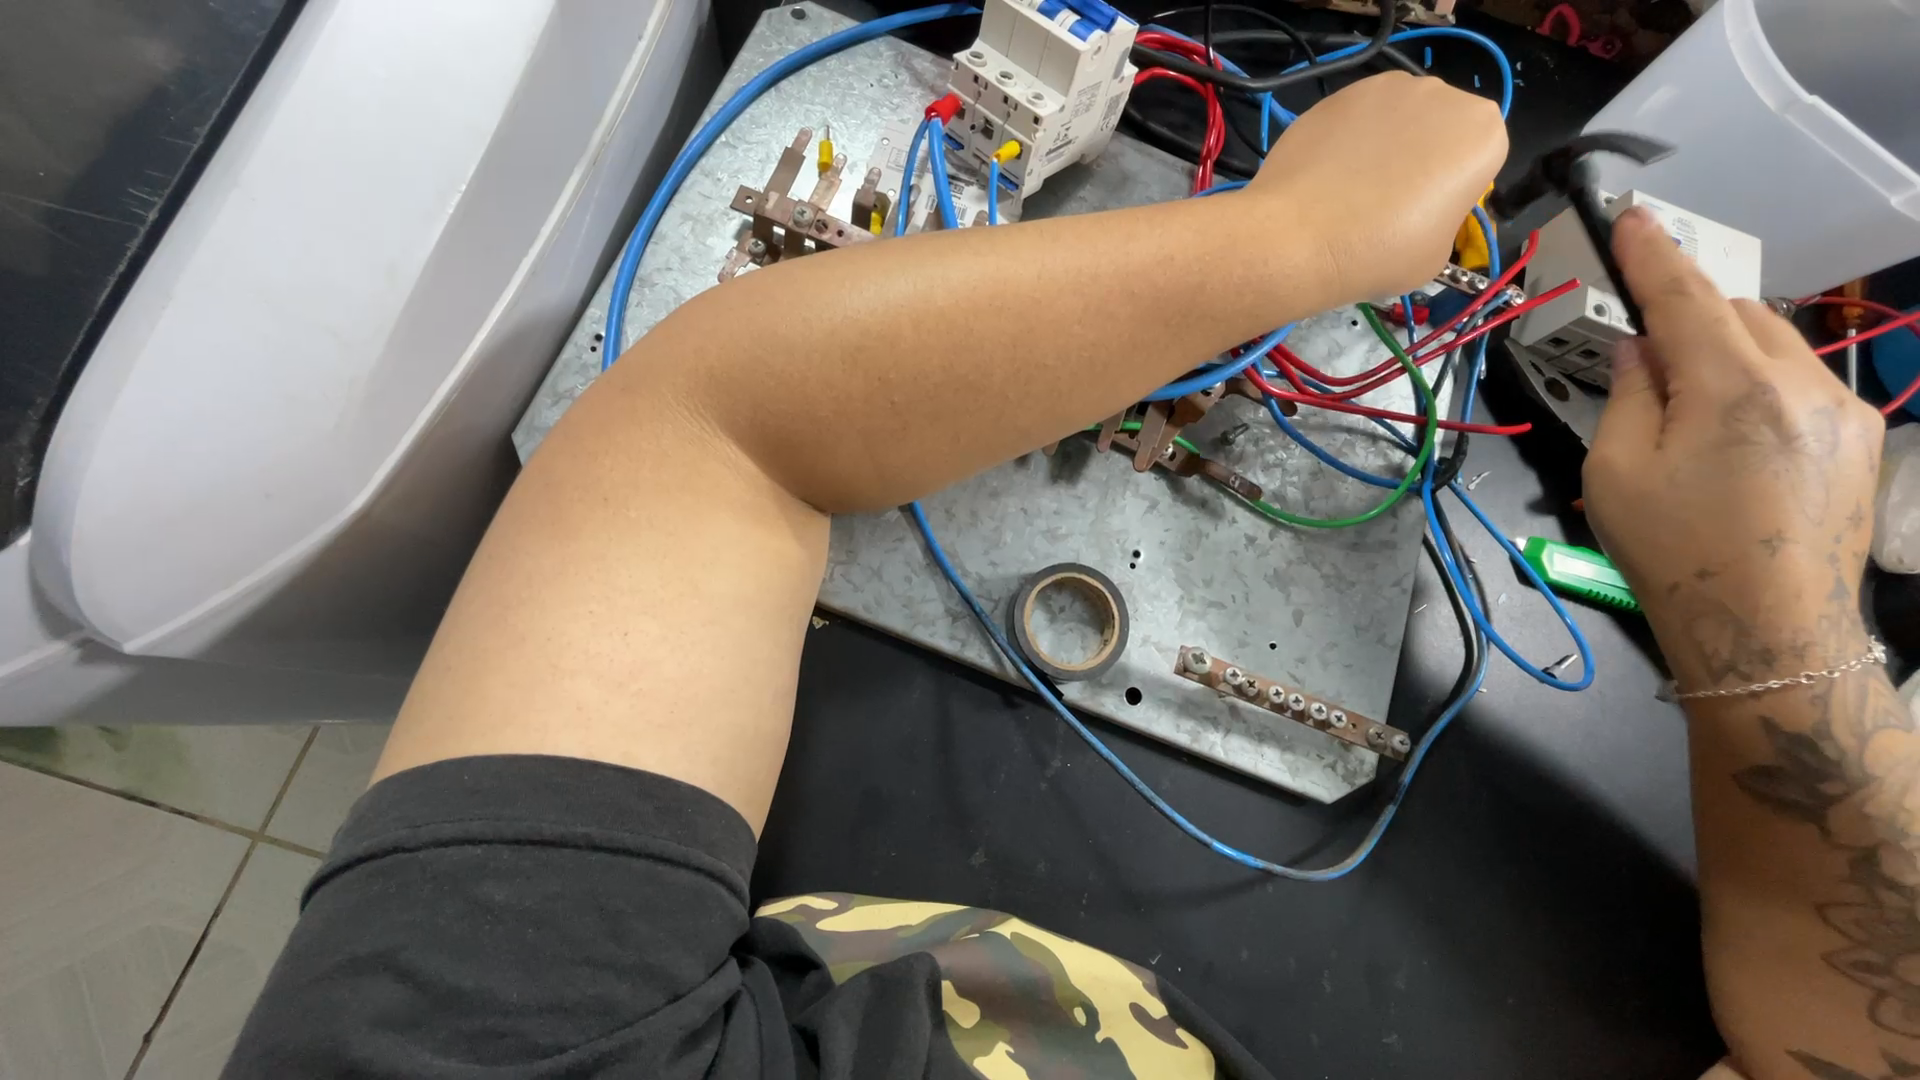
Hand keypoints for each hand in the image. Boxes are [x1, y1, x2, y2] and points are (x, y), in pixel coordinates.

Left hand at [1250, 71, 1506, 300]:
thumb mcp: (1434, 257)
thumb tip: (1419, 213)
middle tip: (1379, 206)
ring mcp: (1386, 89)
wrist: (1298, 240)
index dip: (1448, 191)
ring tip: (1345, 192)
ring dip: (1377, 147)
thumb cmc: (1376, 254)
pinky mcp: (1337, 96)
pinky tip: (1319, 178)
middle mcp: (1443, 94)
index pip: (1474, 159)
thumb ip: (1442, 221)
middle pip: (1436, 130)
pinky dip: (1340, 144)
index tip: (1419, 218)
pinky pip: (1349, 122)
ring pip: (1392, 120)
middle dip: (1415, 160)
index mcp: (1483, 133)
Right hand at [1583, 206, 1884, 694]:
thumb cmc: (1669, 547)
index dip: (1654, 257)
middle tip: (1641, 344)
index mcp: (1731, 392)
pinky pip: (1799, 383)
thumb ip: (1630, 397)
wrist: (1765, 622)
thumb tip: (1642, 353)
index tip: (1632, 217)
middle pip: (1740, 314)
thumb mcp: (1615, 471)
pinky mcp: (1859, 438)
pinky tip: (1724, 432)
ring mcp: (1844, 411)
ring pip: (1775, 347)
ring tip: (1680, 401)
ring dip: (1722, 350)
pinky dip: (1752, 383)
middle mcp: (1803, 386)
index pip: (1688, 301)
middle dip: (1689, 312)